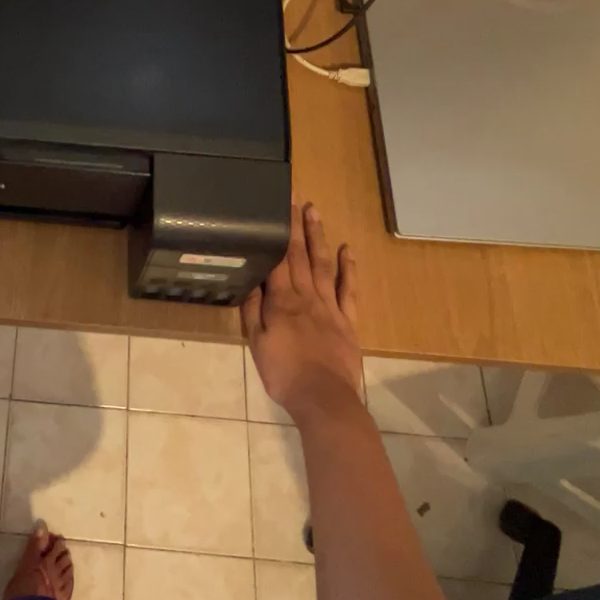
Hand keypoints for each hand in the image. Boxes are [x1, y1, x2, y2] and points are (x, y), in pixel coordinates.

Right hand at [242, 202, 365, 426]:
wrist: (324, 398)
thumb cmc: (283, 372)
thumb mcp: (256, 343)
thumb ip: (252, 310)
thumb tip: (250, 278)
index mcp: (282, 301)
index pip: (279, 260)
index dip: (279, 232)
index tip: (279, 208)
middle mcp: (307, 297)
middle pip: (302, 256)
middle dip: (298, 227)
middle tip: (298, 201)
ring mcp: (330, 307)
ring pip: (324, 265)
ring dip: (319, 238)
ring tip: (316, 214)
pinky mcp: (348, 321)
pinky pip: (349, 290)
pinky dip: (349, 269)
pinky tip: (347, 250)